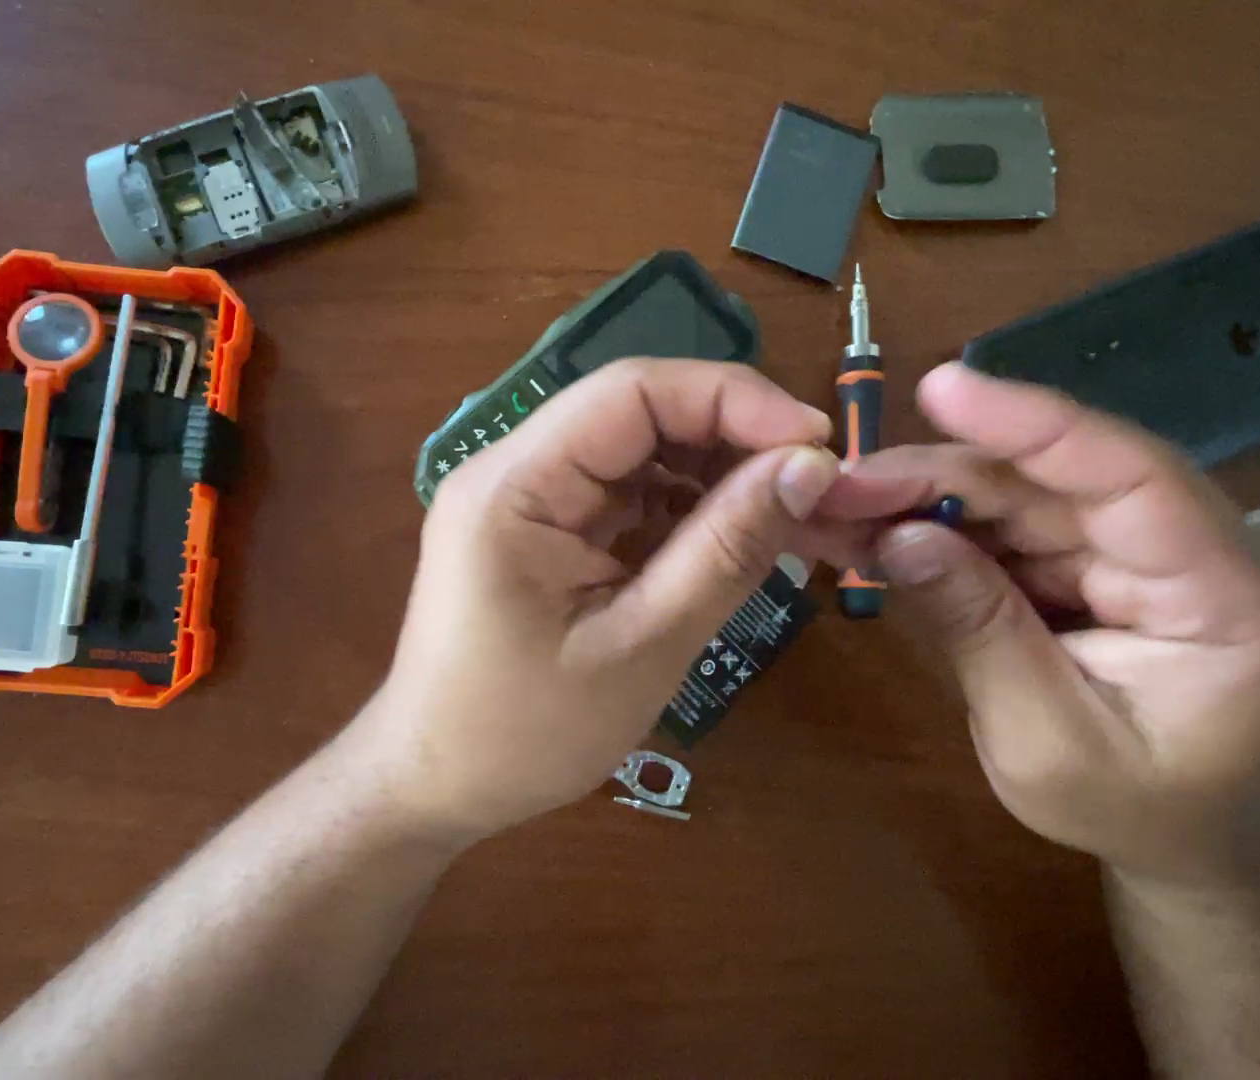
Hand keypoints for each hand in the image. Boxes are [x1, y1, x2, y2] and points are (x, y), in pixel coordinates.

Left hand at [349, 359, 915, 842]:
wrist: (436, 784)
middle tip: (823, 490)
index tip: (821, 443)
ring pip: (641, 457)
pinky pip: (626, 500)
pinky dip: (686, 516)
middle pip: (639, 417)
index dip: (734, 399)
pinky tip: (738, 542)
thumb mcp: (640, 646)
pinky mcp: (542, 533)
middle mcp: (512, 471)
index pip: (632, 392)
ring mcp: (525, 501)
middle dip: (736, 442)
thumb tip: (810, 467)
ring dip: (719, 481)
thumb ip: (724, 550)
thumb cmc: (524, 735)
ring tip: (798, 522)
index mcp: (513, 485)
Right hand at [855, 363, 1259, 885]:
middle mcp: (1174, 549)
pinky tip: (862, 532)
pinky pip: (990, 531)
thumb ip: (981, 632)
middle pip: (1045, 481)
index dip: (1036, 425)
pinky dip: (923, 530)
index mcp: (1220, 593)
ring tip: (829, 508)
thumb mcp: (1048, 741)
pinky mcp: (1073, 563)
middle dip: (932, 475)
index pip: (1133, 477)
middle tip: (832, 484)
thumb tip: (898, 536)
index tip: (941, 389)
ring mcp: (1119, 553)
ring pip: (1006, 498)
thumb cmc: (1137, 811)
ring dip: (914, 499)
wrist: (1179, 840)